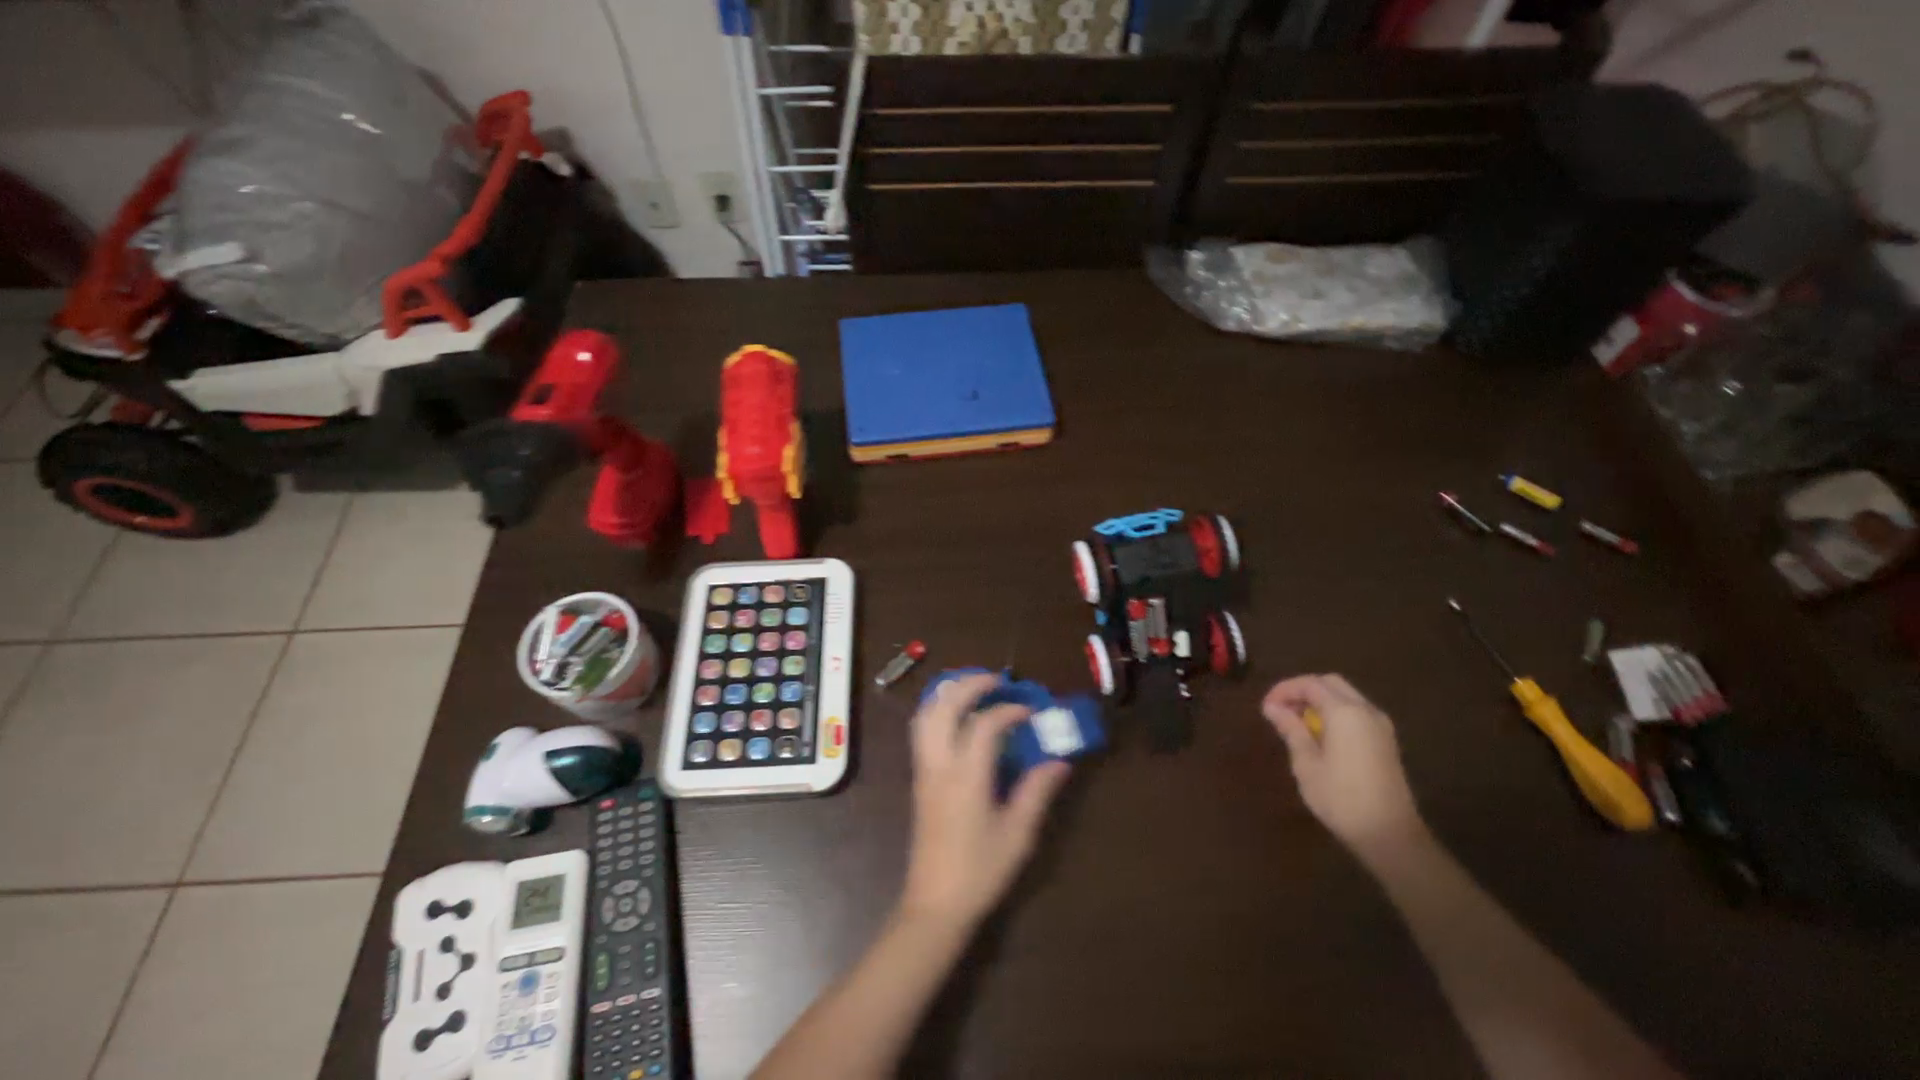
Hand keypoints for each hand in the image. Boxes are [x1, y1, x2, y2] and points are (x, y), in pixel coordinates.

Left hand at [899, 673, 1070, 928]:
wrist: (936, 904)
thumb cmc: (980, 871)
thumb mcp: (1018, 834)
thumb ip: (1036, 791)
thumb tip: (1059, 760)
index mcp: (965, 778)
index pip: (983, 725)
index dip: (1009, 710)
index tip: (1033, 711)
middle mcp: (938, 766)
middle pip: (944, 706)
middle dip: (970, 685)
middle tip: (999, 679)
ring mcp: (923, 772)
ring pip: (925, 715)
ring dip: (949, 694)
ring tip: (976, 689)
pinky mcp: (918, 782)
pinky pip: (921, 732)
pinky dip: (938, 711)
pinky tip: (959, 717)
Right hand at [1263, 674, 1426, 858]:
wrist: (1388, 832)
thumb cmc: (1340, 798)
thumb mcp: (1307, 764)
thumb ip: (1291, 730)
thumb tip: (1272, 707)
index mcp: (1345, 712)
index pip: (1310, 684)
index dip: (1285, 689)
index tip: (1266, 707)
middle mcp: (1366, 710)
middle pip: (1331, 683)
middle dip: (1303, 690)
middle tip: (1281, 710)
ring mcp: (1380, 724)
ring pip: (1346, 696)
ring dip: (1320, 701)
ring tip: (1297, 723)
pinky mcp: (1386, 740)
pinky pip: (1357, 712)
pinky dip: (1336, 712)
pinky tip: (1321, 735)